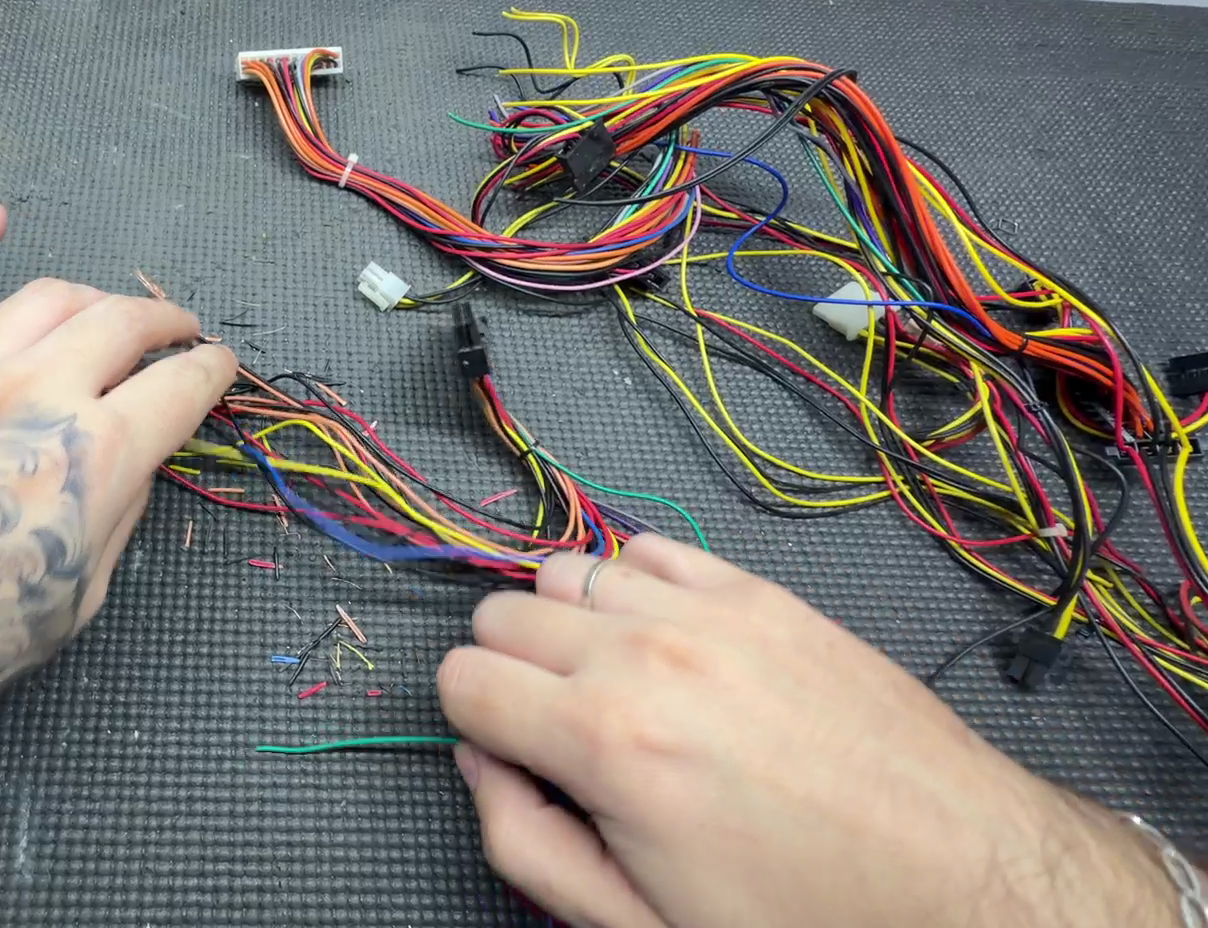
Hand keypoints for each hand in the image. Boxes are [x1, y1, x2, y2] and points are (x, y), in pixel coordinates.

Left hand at [0, 201, 236, 770]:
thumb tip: (135, 454)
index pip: (180, 387)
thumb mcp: (80, 594)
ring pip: (46, 297)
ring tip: (111, 309)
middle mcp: (35, 392)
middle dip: (167, 323)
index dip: (212, 371)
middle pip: (122, 324)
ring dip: (94, 297)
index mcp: (95, 454)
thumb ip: (119, 508)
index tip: (219, 366)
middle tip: (181, 332)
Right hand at [438, 534, 1177, 927]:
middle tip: (568, 720)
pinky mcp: (751, 589)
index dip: (476, 719)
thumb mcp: (637, 925)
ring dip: (568, 623)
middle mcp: (638, 654)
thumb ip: (521, 839)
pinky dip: (632, 588)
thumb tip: (479, 757)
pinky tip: (669, 641)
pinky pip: (640, 549)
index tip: (520, 748)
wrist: (978, 889)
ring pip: (559, 572)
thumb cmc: (801, 919)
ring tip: (618, 676)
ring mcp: (698, 611)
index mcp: (603, 742)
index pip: (460, 679)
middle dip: (512, 669)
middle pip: (497, 614)